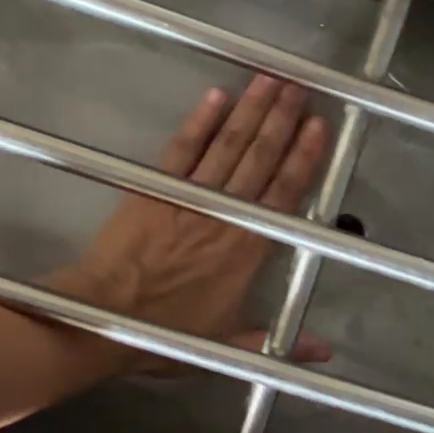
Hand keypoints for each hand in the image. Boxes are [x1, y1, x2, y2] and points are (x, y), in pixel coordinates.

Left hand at [48, 75, 331, 365]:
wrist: (105, 317)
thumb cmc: (167, 335)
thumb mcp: (228, 346)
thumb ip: (277, 342)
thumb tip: (327, 353)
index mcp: (248, 249)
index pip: (285, 192)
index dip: (304, 157)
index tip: (320, 126)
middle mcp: (226, 214)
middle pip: (260, 158)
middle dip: (283, 119)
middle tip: (301, 85)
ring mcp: (190, 197)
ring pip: (228, 146)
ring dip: (251, 111)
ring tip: (270, 79)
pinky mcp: (156, 188)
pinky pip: (183, 150)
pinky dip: (200, 123)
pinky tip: (217, 97)